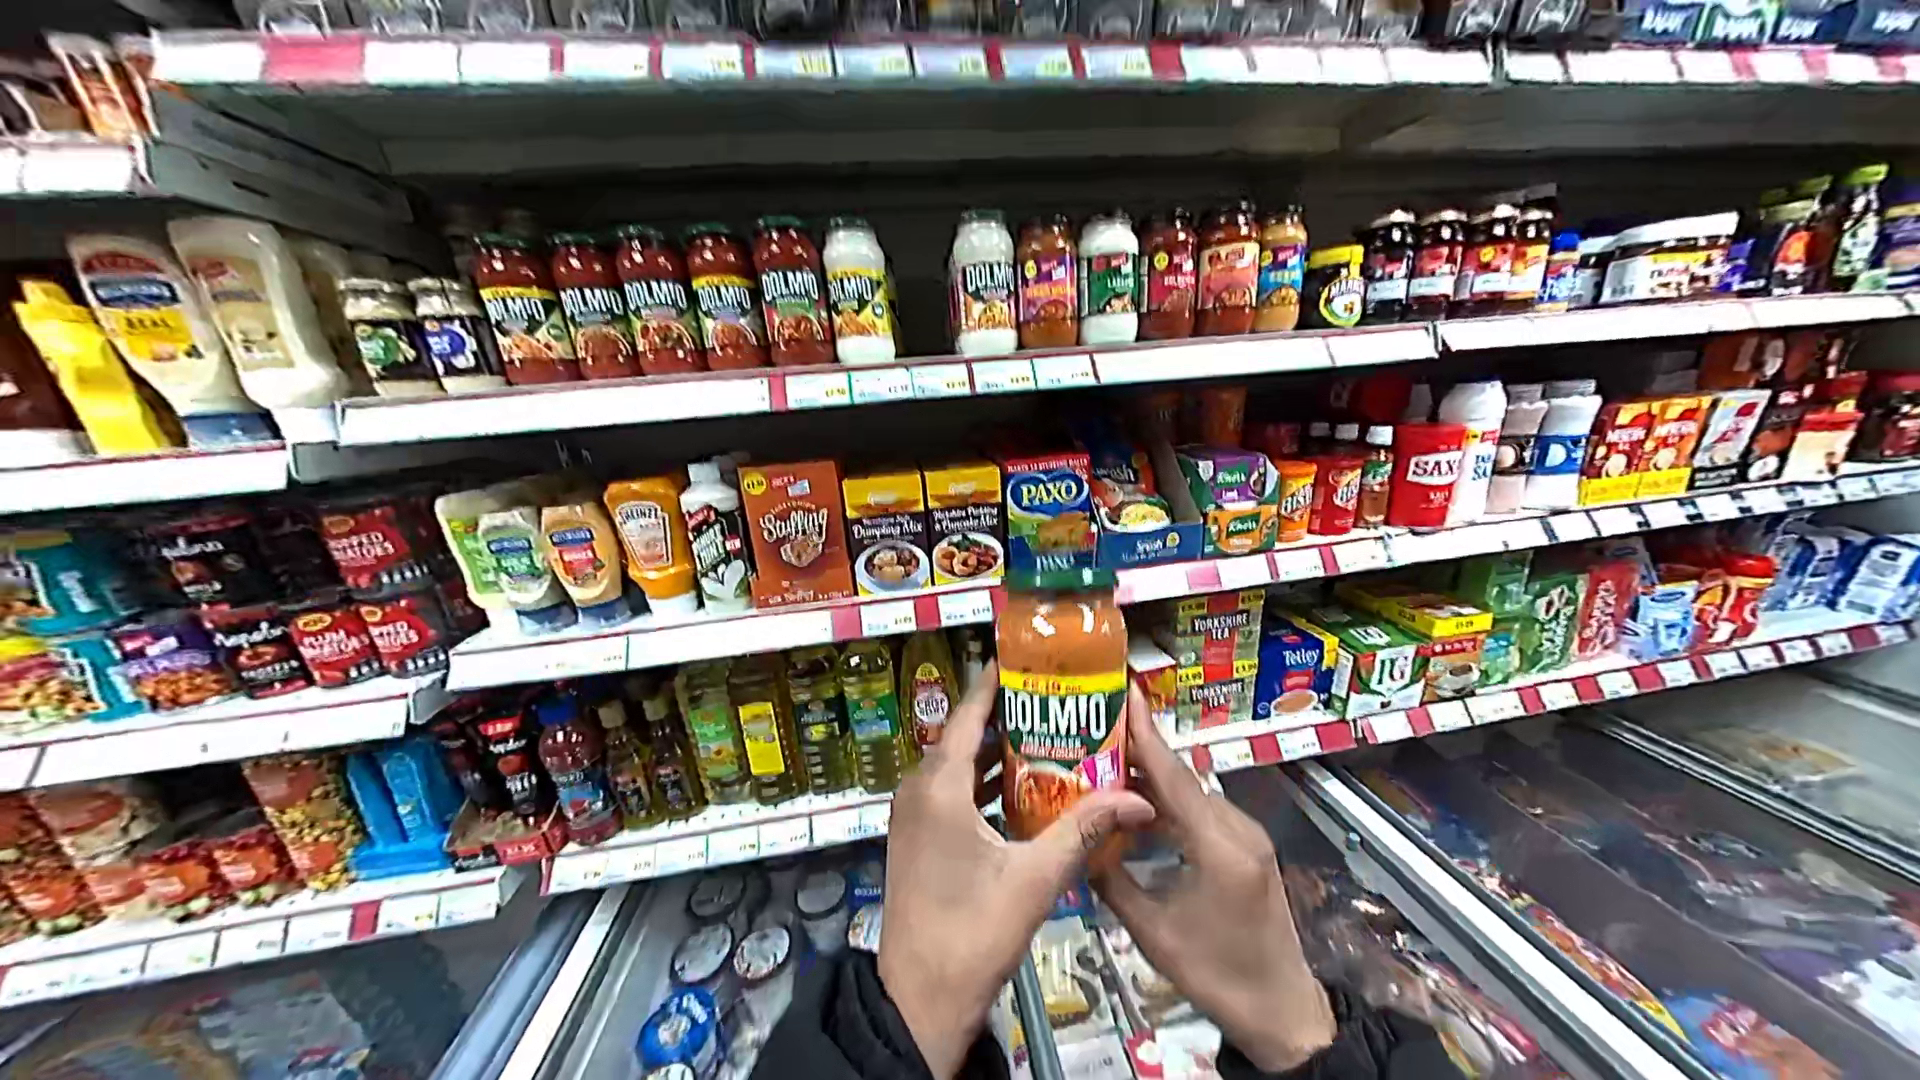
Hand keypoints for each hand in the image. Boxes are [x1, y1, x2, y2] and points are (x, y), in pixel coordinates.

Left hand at [879, 661, 1154, 1078]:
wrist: (919, 999)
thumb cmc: (972, 930)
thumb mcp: (1034, 878)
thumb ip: (1084, 832)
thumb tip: (1136, 798)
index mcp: (939, 786)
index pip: (966, 715)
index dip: (992, 684)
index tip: (1020, 660)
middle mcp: (919, 789)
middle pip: (963, 737)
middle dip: (1005, 718)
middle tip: (1052, 702)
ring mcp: (913, 814)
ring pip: (956, 766)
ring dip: (995, 753)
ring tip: (1045, 738)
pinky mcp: (917, 836)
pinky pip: (950, 792)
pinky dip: (981, 783)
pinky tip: (1021, 789)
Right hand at [1090, 686, 1337, 1072]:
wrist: (1284, 1014)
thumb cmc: (1218, 977)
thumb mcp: (1153, 932)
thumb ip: (1111, 879)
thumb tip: (1077, 839)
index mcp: (1219, 846)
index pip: (1174, 776)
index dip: (1146, 733)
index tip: (1126, 693)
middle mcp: (1236, 829)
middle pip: (1180, 778)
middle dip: (1139, 750)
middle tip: (1096, 726)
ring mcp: (1244, 835)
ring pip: (1189, 793)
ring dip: (1150, 777)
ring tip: (1106, 760)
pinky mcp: (1243, 846)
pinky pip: (1198, 811)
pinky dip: (1165, 802)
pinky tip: (1136, 803)